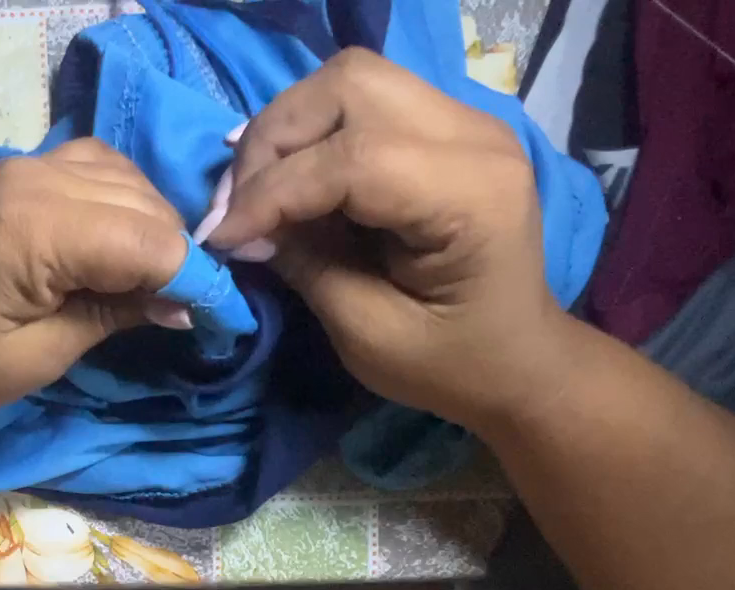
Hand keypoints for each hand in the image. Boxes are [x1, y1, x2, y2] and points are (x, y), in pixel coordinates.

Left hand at [0, 138, 189, 421]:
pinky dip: (125, 206)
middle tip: (185, 309)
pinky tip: (122, 246)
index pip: (148, 241)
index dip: (193, 279)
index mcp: (35, 228)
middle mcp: (36, 177)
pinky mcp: (24, 170)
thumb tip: (186, 303)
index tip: (217, 318)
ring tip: (152, 284)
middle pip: (146, 205)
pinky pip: (100, 171)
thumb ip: (116, 316)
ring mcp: (27, 165)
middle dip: (177, 256)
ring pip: (129, 180)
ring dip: (153, 230)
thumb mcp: (42, 356)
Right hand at [204, 48, 574, 428]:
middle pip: (348, 85)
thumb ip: (306, 267)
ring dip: (284, 133)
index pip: (352, 159)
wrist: (515, 359)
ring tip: (251, 195)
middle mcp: (474, 135)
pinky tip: (279, 181)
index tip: (219, 238)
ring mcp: (462, 121)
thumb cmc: (447, 364)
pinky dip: (305, 137)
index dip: (271, 193)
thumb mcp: (366, 333)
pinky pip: (358, 104)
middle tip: (234, 210)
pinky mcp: (440, 128)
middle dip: (271, 143)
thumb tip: (241, 232)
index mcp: (470, 196)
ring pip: (347, 81)